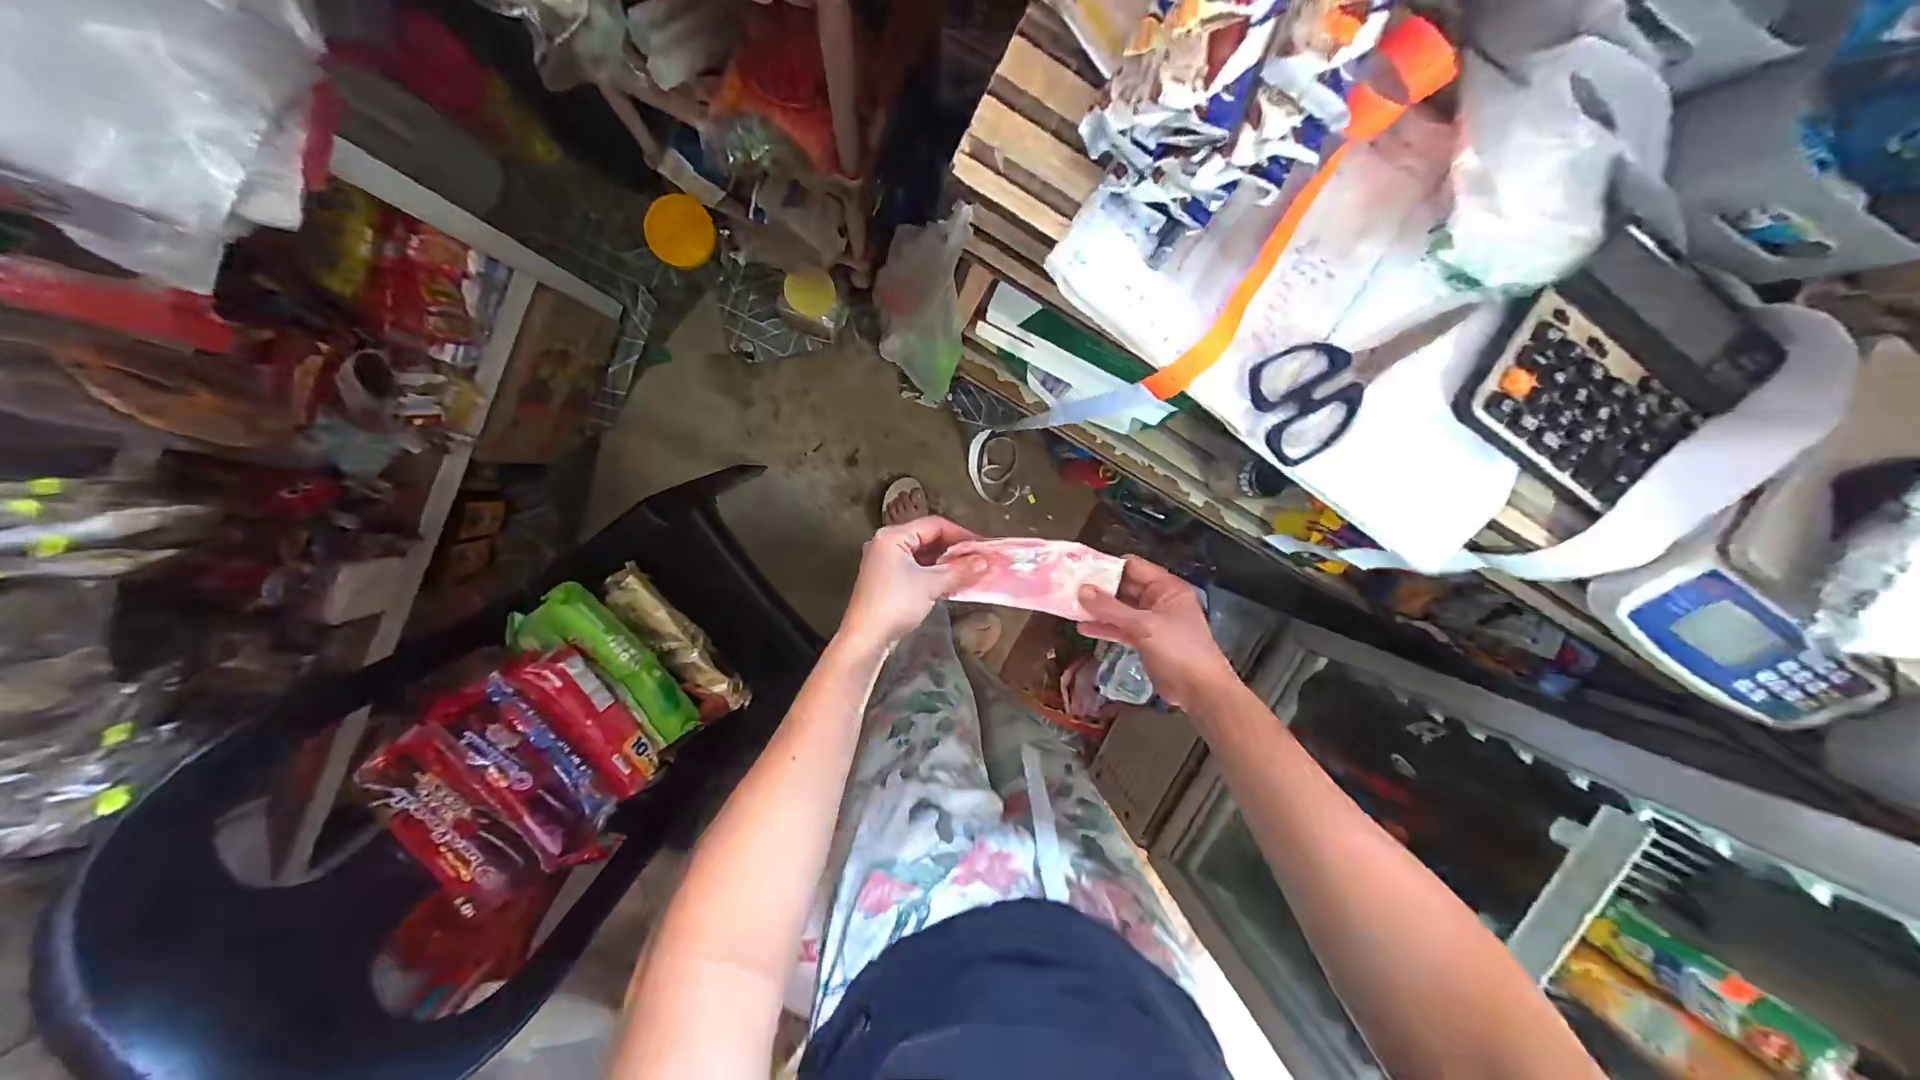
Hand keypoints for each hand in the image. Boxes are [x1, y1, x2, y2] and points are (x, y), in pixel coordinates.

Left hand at [837, 516, 989, 649]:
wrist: (866, 638)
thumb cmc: (895, 604)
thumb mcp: (931, 585)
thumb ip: (959, 570)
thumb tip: (984, 562)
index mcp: (893, 536)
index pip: (934, 525)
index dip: (961, 533)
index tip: (982, 546)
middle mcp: (886, 543)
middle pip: (927, 538)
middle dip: (953, 549)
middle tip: (978, 559)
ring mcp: (884, 562)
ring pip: (921, 555)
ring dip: (945, 563)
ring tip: (969, 571)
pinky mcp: (886, 579)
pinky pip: (915, 568)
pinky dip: (933, 573)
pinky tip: (950, 582)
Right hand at [1078, 557, 1236, 708]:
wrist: (1200, 690)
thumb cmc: (1178, 649)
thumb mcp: (1143, 625)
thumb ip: (1111, 608)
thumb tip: (1081, 590)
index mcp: (1167, 588)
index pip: (1134, 567)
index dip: (1108, 566)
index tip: (1081, 567)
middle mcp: (1159, 600)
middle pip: (1125, 587)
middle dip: (1099, 588)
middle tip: (1070, 586)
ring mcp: (1151, 621)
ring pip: (1120, 609)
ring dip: (1099, 609)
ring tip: (1071, 606)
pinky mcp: (1145, 640)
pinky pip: (1121, 628)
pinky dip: (1105, 627)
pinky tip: (1083, 628)